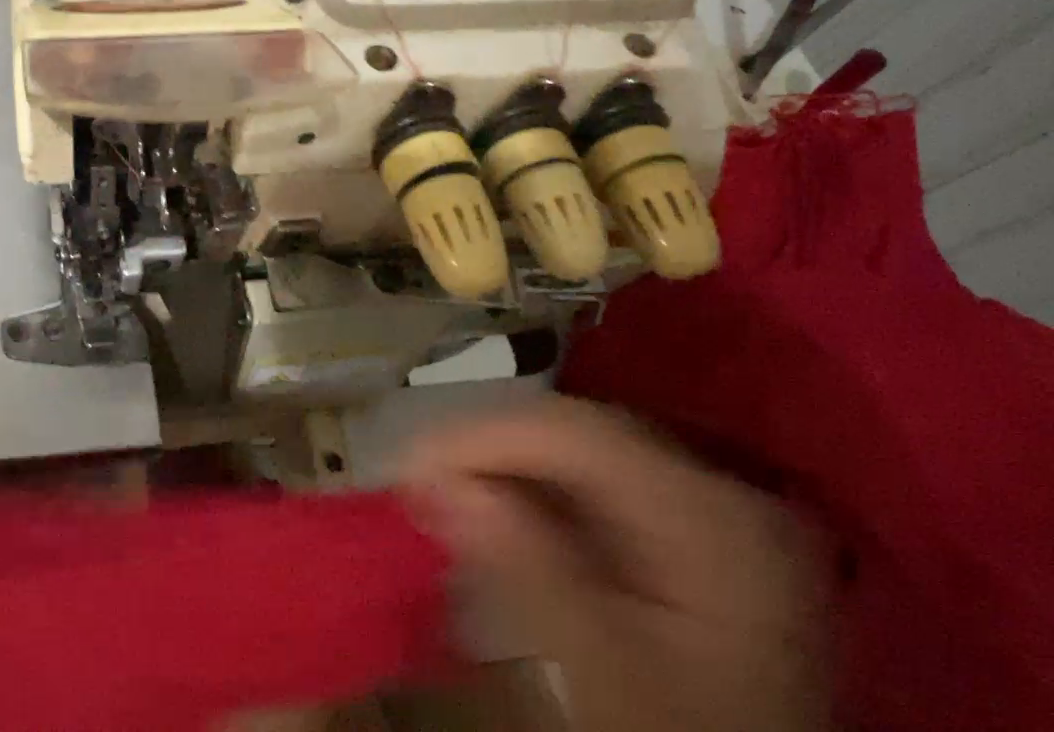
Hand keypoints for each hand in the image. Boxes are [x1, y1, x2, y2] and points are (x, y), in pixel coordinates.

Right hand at [406, 397, 827, 731]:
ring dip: (508, 471)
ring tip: (442, 496)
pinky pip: (600, 491)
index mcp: (712, 514)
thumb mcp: (598, 665)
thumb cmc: (677, 731)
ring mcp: (715, 517)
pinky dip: (540, 499)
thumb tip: (440, 479)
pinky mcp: (695, 544)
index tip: (409, 465)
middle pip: (580, 435)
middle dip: (491, 450)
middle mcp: (724, 495)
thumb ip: (522, 563)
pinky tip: (497, 520)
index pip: (576, 431)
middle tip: (417, 480)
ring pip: (585, 457)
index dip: (482, 435)